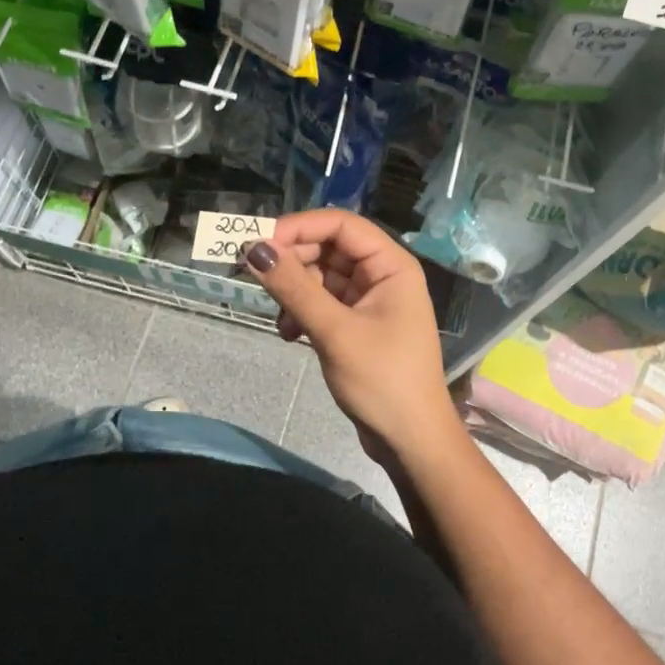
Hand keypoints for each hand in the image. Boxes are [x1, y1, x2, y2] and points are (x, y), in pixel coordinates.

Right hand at [241, 209, 463, 461]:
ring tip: (280, 321)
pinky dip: (303, 314)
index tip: (257, 243)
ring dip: (294, 292)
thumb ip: (294, 288)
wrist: (411, 440)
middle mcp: (383, 275)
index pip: (341, 224)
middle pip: (328, 248)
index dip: (298, 227)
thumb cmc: (382, 379)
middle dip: (292, 262)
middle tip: (254, 278)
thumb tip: (253, 249)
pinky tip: (290, 336)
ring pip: (321, 278)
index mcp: (391, 265)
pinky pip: (323, 304)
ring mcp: (371, 302)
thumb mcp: (334, 331)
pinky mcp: (358, 326)